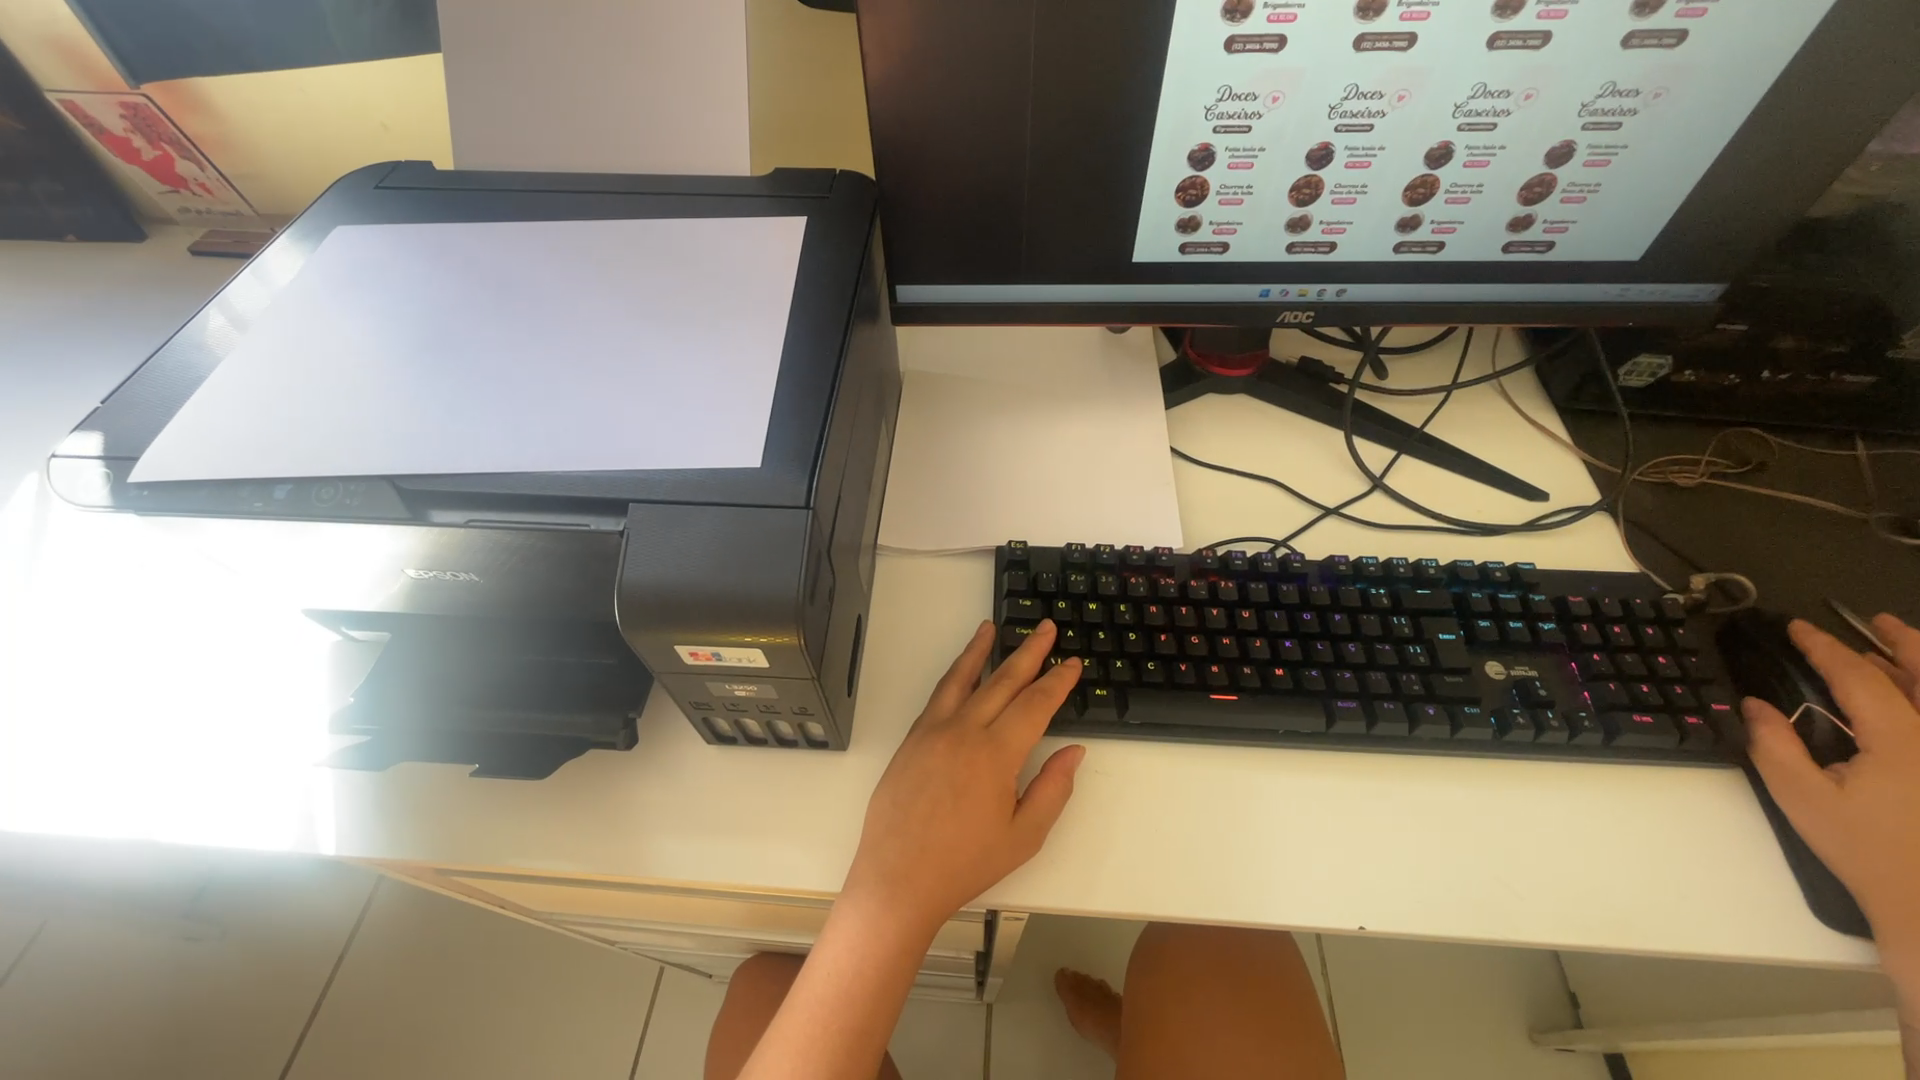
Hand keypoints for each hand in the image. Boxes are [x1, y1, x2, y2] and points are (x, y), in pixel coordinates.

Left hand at [839, 619, 1084, 938]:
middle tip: (1044, 627)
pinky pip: (937, 697)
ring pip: (961, 680)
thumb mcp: (1023, 836)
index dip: (1057, 682)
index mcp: (995, 754)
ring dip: (980, 651)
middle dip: (1028, 653)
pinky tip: (961, 671)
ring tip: (992, 628)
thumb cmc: (964, 864)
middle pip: (1002, 681)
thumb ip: (1053, 789)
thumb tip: (1074, 751)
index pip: (1034, 705)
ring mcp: (932, 732)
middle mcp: (962, 732)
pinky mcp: (911, 741)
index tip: (1073, 663)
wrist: (897, 879)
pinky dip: (953, 676)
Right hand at [1742, 617, 1919, 957]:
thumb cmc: (1865, 850)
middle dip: (1902, 644)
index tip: (1797, 629)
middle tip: (1876, 622)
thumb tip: (1753, 704)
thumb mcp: (1803, 799)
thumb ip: (1774, 746)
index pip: (1860, 678)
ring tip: (1905, 644)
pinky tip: (1916, 696)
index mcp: (1901, 741)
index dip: (1826, 649)